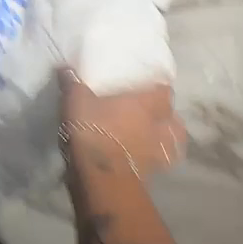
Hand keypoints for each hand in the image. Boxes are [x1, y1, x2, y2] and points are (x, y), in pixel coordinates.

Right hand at [58, 71, 185, 179]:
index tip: (152, 85)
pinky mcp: (152, 173)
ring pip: (172, 143)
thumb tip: (67, 69)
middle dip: (168, 116)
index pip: (164, 93)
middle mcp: (157, 127)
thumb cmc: (92, 128)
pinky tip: (144, 154)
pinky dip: (155, 157)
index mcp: (145, 105)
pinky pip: (160, 162)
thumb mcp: (76, 99)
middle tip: (153, 111)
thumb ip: (73, 82)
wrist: (100, 174)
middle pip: (175, 120)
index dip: (160, 88)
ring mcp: (157, 153)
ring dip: (167, 138)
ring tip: (154, 134)